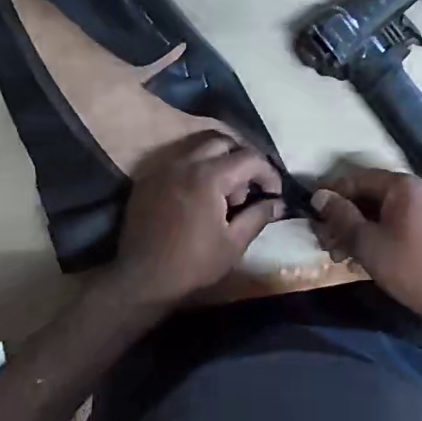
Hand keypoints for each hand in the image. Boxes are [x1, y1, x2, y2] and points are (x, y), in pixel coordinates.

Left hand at [105, 132, 284, 307]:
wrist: (143, 277)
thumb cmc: (193, 263)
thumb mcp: (233, 243)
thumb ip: (258, 216)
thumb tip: (278, 203)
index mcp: (208, 176)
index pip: (249, 158)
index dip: (268, 173)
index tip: (274, 194)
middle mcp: (184, 163)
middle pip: (222, 143)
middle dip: (241, 162)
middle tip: (246, 192)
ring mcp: (162, 169)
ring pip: (197, 150)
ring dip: (217, 164)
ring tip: (221, 197)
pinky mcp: (148, 180)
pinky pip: (177, 164)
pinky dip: (194, 173)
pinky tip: (197, 200)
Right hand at [310, 167, 421, 324]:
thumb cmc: (411, 268)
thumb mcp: (367, 243)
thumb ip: (340, 216)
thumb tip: (318, 195)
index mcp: (400, 186)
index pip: (355, 179)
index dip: (330, 195)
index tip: (311, 216)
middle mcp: (413, 190)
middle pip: (366, 196)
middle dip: (341, 218)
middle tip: (325, 244)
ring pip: (377, 213)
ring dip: (354, 231)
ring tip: (340, 257)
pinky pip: (392, 223)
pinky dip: (373, 236)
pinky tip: (362, 258)